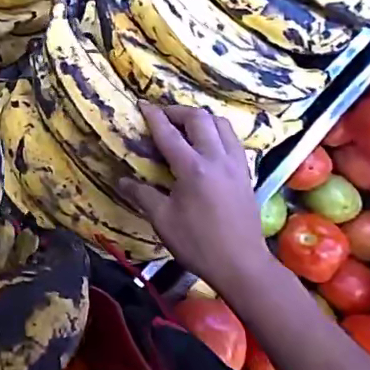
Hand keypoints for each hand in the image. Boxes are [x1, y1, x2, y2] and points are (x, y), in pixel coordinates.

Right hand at [117, 104, 273, 287]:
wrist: (242, 264)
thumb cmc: (197, 242)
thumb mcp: (161, 219)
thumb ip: (142, 194)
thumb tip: (123, 181)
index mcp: (193, 168)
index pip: (169, 133)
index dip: (153, 117)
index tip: (142, 105)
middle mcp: (217, 159)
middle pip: (201, 119)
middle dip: (179, 112)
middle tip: (162, 116)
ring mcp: (236, 166)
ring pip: (223, 126)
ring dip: (202, 119)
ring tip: (185, 126)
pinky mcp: (246, 175)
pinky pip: (232, 141)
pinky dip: (217, 134)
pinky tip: (206, 146)